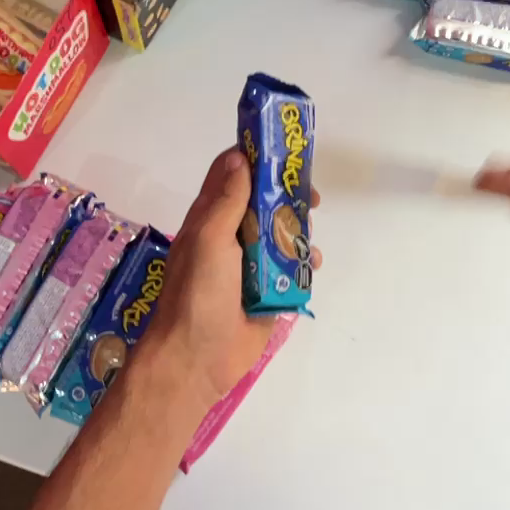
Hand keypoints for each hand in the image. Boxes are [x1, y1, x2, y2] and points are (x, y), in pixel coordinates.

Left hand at [134, 147, 321, 420]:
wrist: (198, 358)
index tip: (283, 150)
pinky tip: (311, 264)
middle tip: (311, 196)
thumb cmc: (198, 294)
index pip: (231, 175)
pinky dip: (304, 262)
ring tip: (306, 235)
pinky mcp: (269, 291)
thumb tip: (240, 157)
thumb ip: (226, 201)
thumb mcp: (208, 240)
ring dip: (298, 229)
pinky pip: (292, 268)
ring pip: (281, 233)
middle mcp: (230, 236)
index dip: (255, 158)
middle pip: (263, 201)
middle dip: (287, 194)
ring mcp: (250, 264)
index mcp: (209, 219)